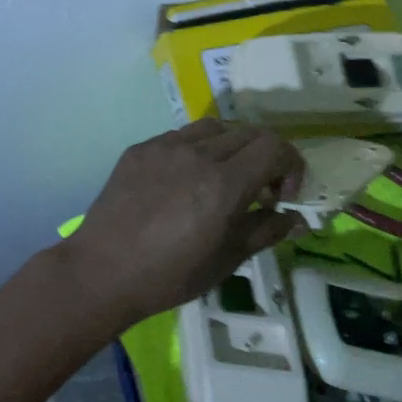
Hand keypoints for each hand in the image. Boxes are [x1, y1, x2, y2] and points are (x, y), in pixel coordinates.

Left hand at [60, 120, 304, 324]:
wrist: (105, 267)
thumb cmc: (171, 273)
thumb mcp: (228, 259)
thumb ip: (266, 230)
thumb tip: (296, 218)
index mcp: (223, 182)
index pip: (273, 147)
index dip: (290, 166)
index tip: (282, 197)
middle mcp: (195, 153)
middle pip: (246, 133)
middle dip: (264, 158)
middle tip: (259, 192)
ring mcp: (162, 146)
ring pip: (212, 128)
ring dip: (230, 148)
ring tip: (224, 181)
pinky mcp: (139, 148)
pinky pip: (178, 137)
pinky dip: (196, 150)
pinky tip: (186, 181)